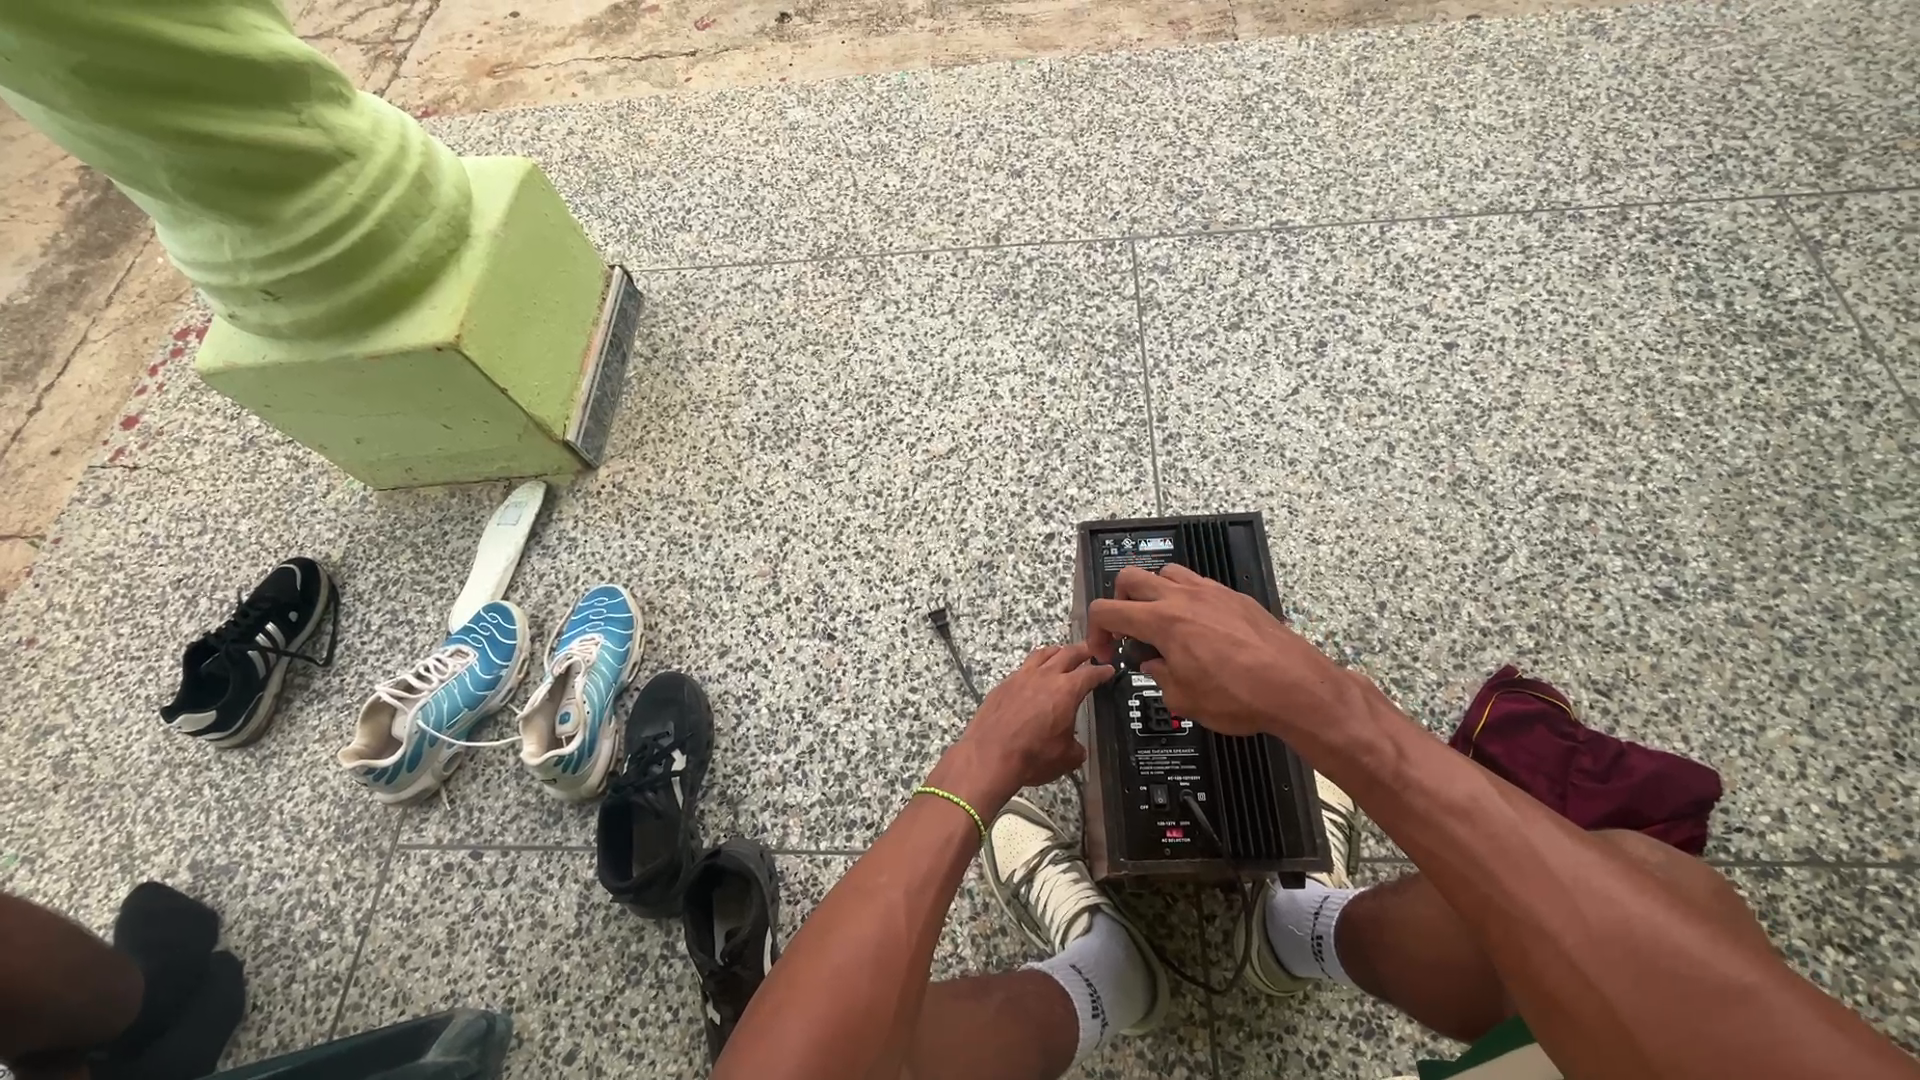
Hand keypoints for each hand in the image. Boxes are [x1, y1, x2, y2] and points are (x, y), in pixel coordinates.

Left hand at [929, 643, 1112, 809]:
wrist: (990, 756)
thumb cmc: (1031, 756)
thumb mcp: (1065, 758)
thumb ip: (1076, 748)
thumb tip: (1076, 749)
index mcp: (1066, 690)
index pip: (1090, 674)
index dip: (1102, 671)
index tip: (1108, 669)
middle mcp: (1044, 677)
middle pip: (1067, 654)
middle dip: (1082, 650)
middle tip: (1090, 650)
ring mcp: (1021, 677)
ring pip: (1042, 654)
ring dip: (1056, 652)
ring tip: (1061, 653)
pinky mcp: (1003, 685)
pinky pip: (1023, 668)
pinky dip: (1033, 666)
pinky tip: (1033, 675)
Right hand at [1087, 564, 1360, 737]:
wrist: (1296, 687)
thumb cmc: (1241, 696)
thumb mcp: (1184, 699)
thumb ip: (1160, 676)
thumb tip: (1154, 665)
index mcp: (1162, 621)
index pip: (1107, 610)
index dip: (1096, 633)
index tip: (1106, 652)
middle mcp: (1183, 597)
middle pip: (1130, 578)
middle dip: (1119, 603)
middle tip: (1127, 631)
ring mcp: (1211, 592)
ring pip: (1165, 573)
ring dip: (1153, 594)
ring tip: (1161, 624)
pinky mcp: (1234, 597)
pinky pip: (1198, 585)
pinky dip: (1186, 599)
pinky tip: (1197, 628)